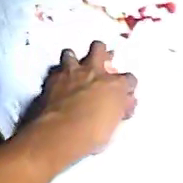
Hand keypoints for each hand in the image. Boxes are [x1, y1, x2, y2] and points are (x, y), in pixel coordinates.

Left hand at [15, 41, 137, 169]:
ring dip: (72, 60)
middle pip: (99, 49)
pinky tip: (58, 83)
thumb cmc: (93, 133)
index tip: (125, 91)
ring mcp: (71, 72)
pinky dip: (58, 75)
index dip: (127, 85)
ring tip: (73, 70)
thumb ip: (121, 108)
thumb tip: (126, 102)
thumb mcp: (115, 123)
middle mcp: (93, 72)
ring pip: (71, 53)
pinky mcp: (53, 78)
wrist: (62, 131)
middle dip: (100, 52)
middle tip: (99, 61)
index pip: (129, 79)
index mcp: (114, 85)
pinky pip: (56, 70)